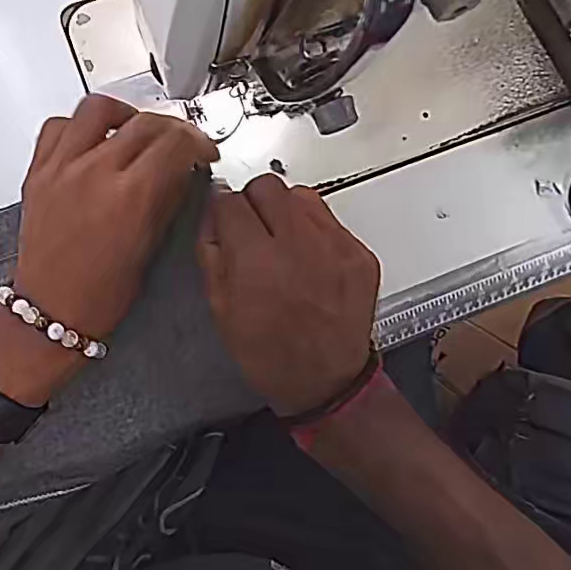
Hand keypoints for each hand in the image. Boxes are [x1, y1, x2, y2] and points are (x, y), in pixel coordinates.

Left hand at [0, 95, 217, 406]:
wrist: (52, 311)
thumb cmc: (98, 295)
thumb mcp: (149, 247)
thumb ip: (168, 199)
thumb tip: (182, 170)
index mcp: (128, 198)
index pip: (174, 143)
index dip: (198, 141)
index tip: (202, 149)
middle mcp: (93, 175)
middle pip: (144, 122)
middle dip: (173, 128)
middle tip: (179, 142)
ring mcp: (61, 169)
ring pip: (98, 108)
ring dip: (127, 113)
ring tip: (136, 129)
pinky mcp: (38, 173)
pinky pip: (58, 126)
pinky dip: (80, 125)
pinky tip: (94, 139)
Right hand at [197, 174, 380, 416]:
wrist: (325, 382)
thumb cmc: (271, 355)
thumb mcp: (220, 308)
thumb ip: (211, 254)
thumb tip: (211, 217)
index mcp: (257, 263)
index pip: (230, 201)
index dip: (220, 206)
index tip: (221, 213)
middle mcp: (299, 248)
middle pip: (267, 186)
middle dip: (251, 201)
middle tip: (250, 226)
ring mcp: (335, 248)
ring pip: (300, 195)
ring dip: (283, 210)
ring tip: (280, 241)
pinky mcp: (359, 254)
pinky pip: (329, 219)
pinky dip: (312, 230)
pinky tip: (305, 256)